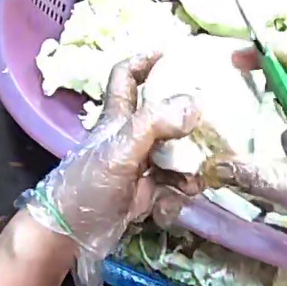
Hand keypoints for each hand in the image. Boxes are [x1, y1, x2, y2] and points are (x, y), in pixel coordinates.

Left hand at [22, 52, 199, 285]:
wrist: (71, 235)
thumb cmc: (88, 186)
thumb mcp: (119, 151)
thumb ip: (154, 125)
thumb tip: (195, 103)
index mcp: (117, 118)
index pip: (126, 76)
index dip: (144, 59)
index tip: (170, 50)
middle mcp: (131, 137)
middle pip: (165, 116)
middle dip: (189, 121)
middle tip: (215, 122)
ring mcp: (140, 165)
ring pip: (177, 154)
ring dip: (190, 166)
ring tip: (197, 176)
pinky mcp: (147, 192)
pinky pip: (174, 185)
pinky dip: (179, 193)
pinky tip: (177, 201)